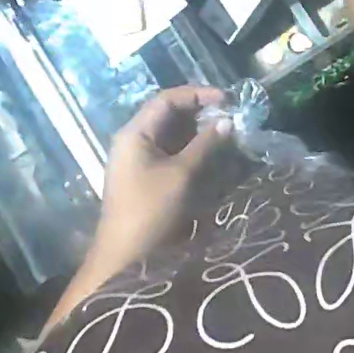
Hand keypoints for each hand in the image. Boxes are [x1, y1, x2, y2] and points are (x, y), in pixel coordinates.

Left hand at [88, 85, 231, 274]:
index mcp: (135, 133)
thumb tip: (227, 122)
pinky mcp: (146, 177)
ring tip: (227, 132)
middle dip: (200, 112)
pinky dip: (192, 149)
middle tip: (230, 116)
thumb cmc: (150, 211)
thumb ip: (204, 145)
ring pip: (172, 134)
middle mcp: (134, 140)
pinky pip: (171, 153)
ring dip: (198, 131)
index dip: (196, 94)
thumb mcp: (181, 175)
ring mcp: (139, 160)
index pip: (166, 100)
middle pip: (169, 115)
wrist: (123, 259)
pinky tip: (213, 153)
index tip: (226, 98)